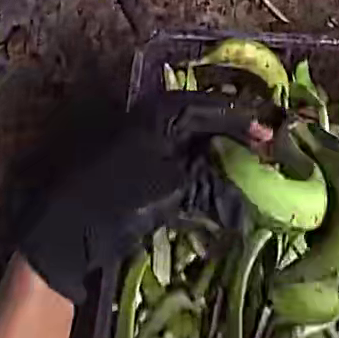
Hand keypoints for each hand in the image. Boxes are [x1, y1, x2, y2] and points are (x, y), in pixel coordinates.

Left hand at [20, 93, 261, 300]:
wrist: (68, 229)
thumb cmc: (122, 196)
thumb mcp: (174, 188)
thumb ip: (212, 185)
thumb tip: (246, 202)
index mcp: (166, 108)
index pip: (217, 109)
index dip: (244, 123)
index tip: (270, 136)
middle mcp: (158, 114)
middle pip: (208, 118)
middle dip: (235, 133)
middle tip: (263, 146)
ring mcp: (149, 136)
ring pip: (196, 136)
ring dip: (220, 150)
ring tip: (245, 162)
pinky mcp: (144, 161)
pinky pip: (182, 155)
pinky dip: (202, 167)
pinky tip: (216, 181)